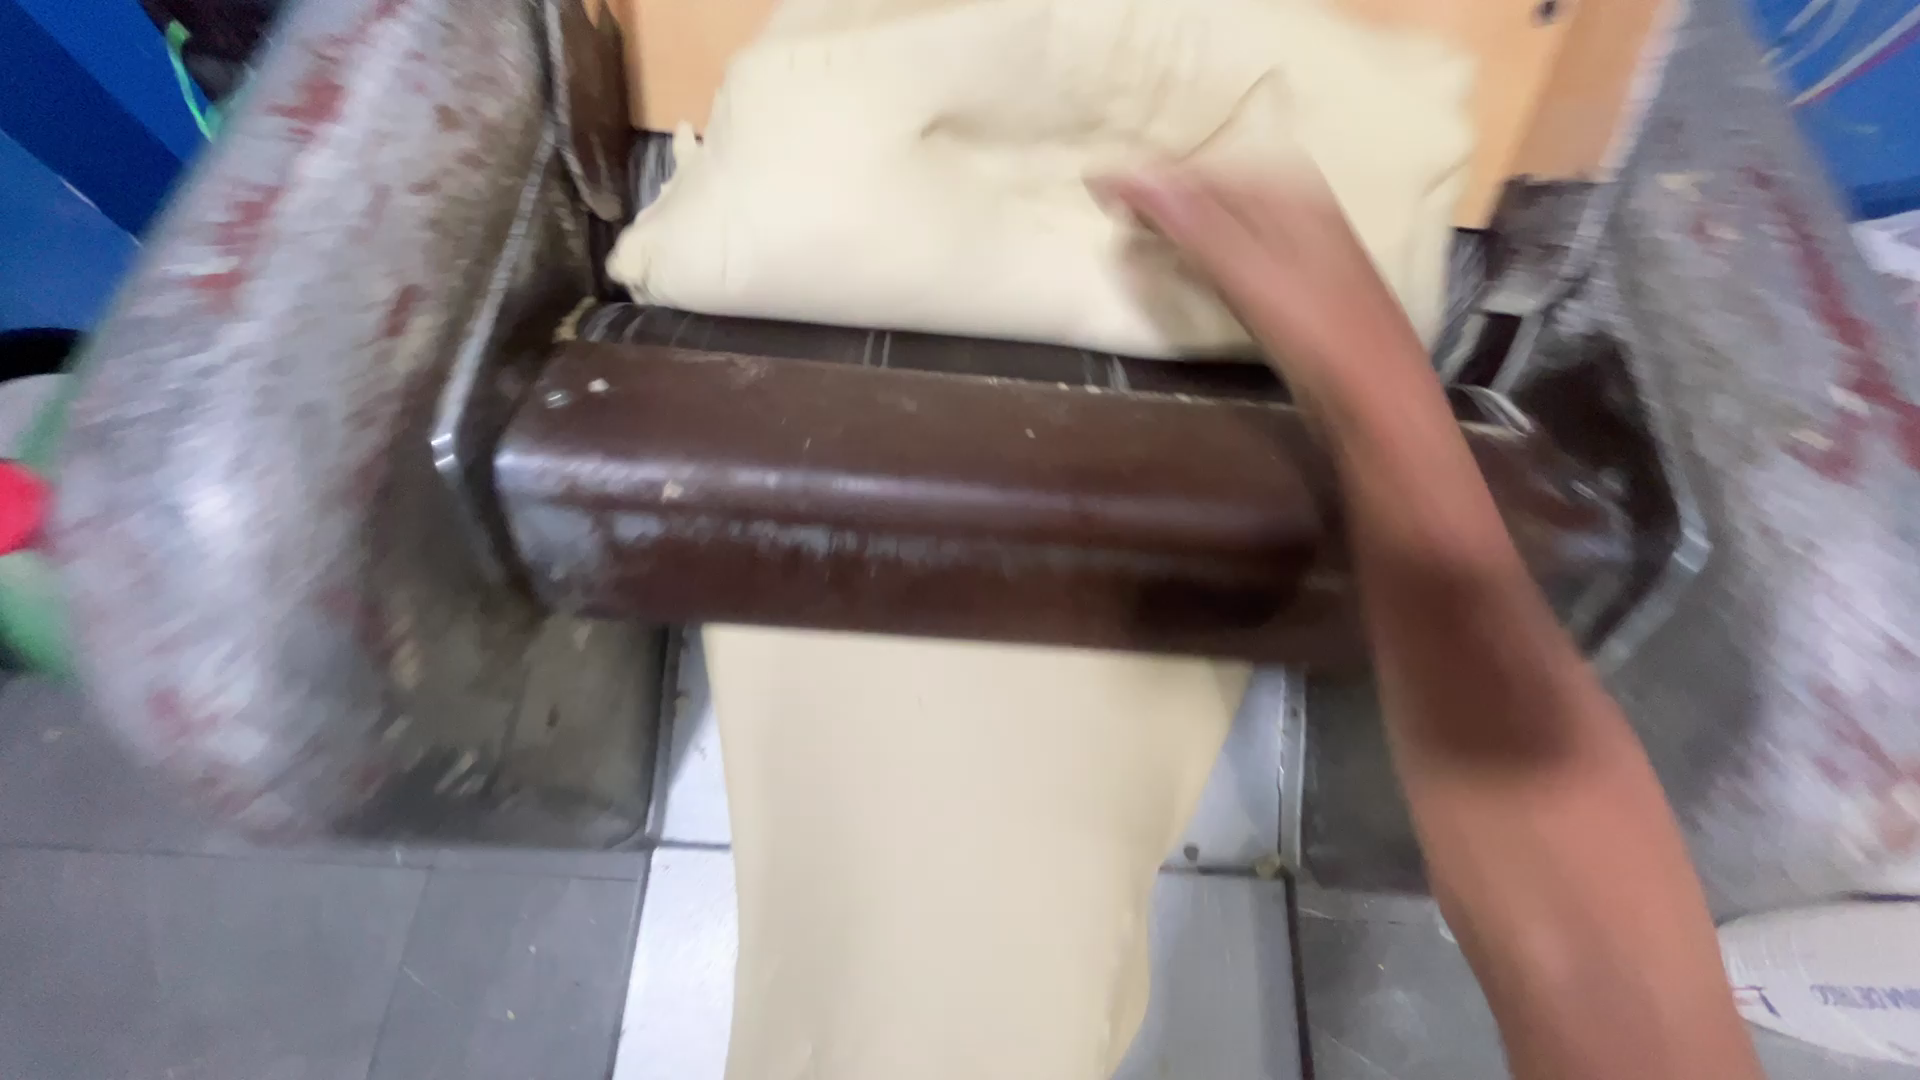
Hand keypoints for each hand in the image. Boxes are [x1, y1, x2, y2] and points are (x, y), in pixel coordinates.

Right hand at [1092, 168, 1433, 408]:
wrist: (1374, 393)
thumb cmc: (1314, 329)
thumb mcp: (1248, 272)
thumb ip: (1193, 224)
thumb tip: (1133, 175)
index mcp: (1286, 192)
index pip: (1201, 171)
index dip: (1149, 178)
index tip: (1097, 187)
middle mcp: (1293, 209)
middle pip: (1213, 191)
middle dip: (1161, 197)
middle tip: (1110, 209)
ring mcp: (1295, 247)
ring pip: (1222, 221)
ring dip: (1177, 224)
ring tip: (1134, 231)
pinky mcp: (1291, 285)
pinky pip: (1233, 253)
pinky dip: (1199, 253)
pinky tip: (1183, 265)